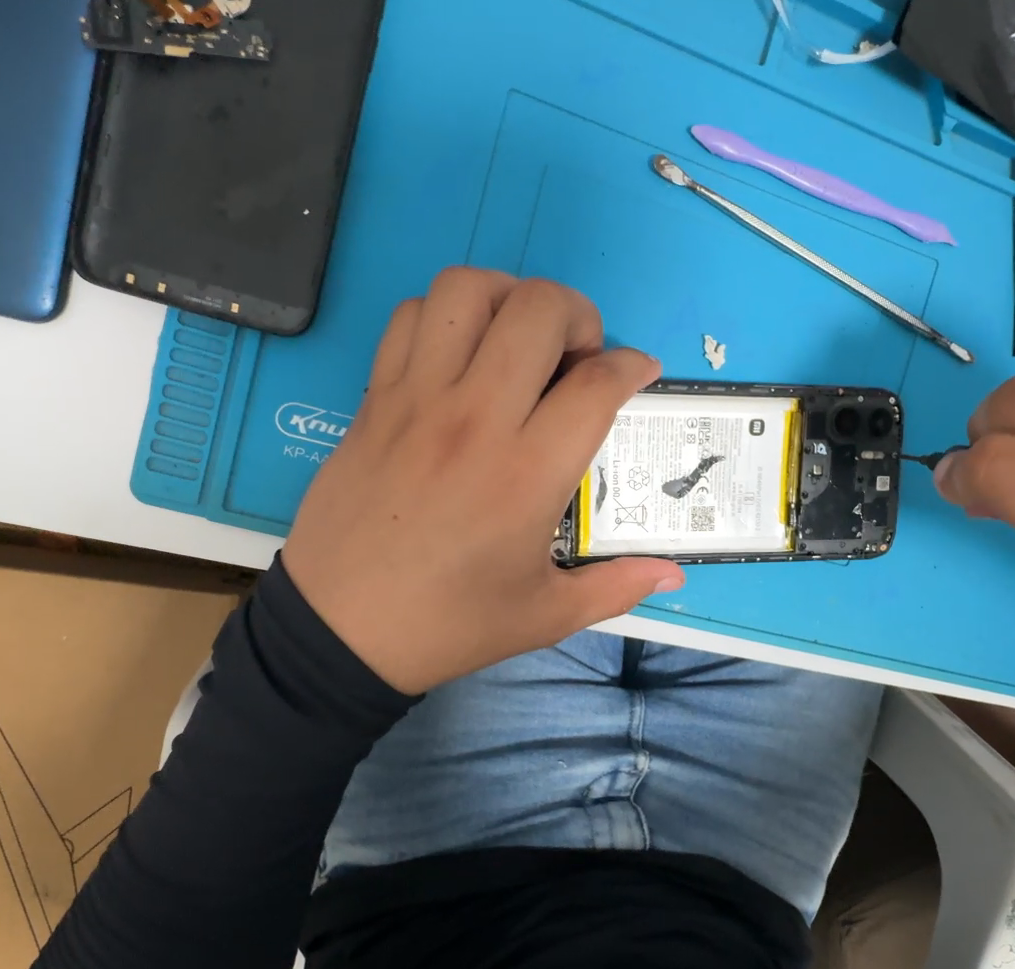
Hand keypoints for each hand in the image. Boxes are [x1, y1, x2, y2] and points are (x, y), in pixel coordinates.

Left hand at [280, 268, 683, 693]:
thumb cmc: (449, 624)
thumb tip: (674, 573)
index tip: (638, 374)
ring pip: (469, 291)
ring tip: (520, 337)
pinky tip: (461, 352)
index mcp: (528, 473)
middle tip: (579, 356)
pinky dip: (447, 314)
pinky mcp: (375, 398)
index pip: (596, 383)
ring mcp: (418, 399)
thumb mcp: (545, 616)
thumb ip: (617, 587)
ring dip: (510, 297)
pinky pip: (410, 317)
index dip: (633, 365)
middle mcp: (476, 418)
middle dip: (580, 316)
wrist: (340, 630)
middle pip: (540, 310)